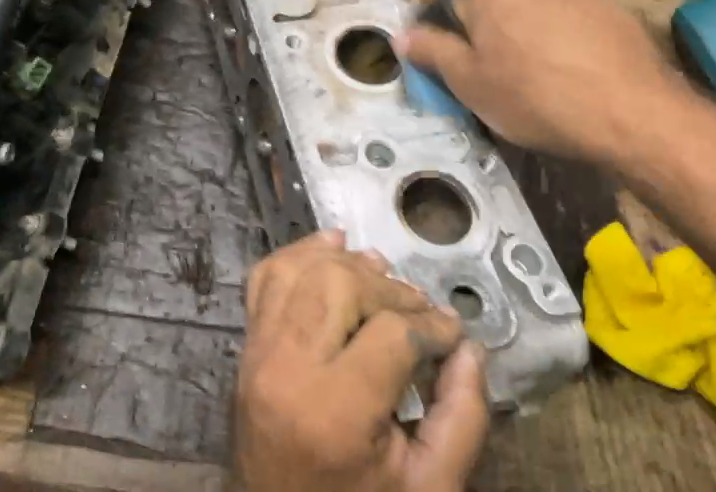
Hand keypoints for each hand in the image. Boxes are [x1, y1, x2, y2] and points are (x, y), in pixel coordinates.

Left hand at [235, 231, 488, 491]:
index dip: (433, 326)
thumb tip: (471, 347)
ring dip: (344, 263)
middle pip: (339, 285)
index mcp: (335, 412)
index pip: (391, 334)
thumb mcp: (429, 487)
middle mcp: (286, 369)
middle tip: (420, 308)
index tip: (453, 332)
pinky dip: (298, 256)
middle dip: (388, 289)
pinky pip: (264, 280)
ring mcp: (257, 355)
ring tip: (381, 273)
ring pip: (299, 271)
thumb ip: (462, 418)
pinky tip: (331, 248)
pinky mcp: (245, 349)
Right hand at [398, 0, 685, 169]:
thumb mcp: (469, 84)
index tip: (469, 75)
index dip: (457, 44)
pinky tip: (579, 74)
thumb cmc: (536, 99)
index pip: (454, 10)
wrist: (633, 113)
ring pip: (537, 12)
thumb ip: (431, 53)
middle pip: (498, 6)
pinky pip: (574, 21)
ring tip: (547, 79)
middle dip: (496, 35)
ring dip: (533, 35)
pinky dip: (569, 41)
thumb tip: (400, 35)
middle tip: (506, 81)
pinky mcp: (613, 8)